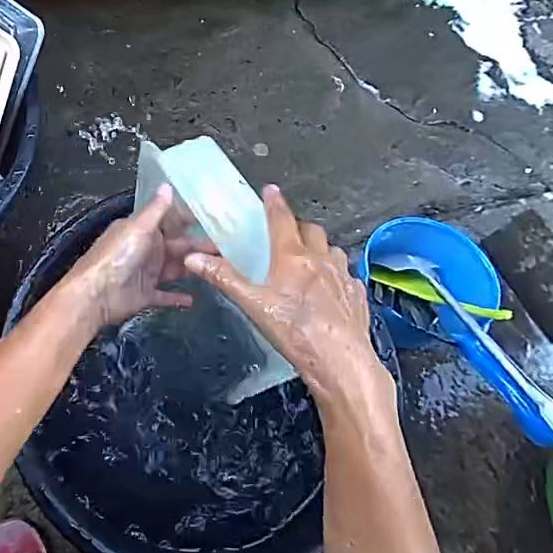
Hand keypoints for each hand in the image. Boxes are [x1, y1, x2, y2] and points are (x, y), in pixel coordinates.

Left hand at [60, 186, 204, 331]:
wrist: (95, 295)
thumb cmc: (117, 256)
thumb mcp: (138, 228)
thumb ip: (155, 209)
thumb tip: (167, 184)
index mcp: (143, 230)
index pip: (171, 222)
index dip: (191, 220)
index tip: (215, 219)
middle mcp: (147, 249)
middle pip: (178, 246)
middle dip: (199, 246)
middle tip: (226, 247)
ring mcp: (146, 273)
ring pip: (176, 268)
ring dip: (193, 268)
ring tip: (218, 268)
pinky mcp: (146, 295)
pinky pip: (165, 295)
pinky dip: (178, 297)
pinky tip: (194, 299)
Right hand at [183, 186, 387, 412]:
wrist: (341, 360)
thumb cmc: (295, 332)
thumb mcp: (253, 305)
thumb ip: (225, 278)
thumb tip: (195, 258)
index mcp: (293, 257)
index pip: (281, 220)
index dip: (274, 203)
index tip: (271, 191)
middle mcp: (321, 259)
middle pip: (311, 230)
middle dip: (299, 227)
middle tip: (287, 233)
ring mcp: (343, 275)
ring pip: (332, 250)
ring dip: (320, 249)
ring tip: (310, 261)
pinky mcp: (357, 294)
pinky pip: (347, 275)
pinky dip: (336, 274)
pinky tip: (330, 289)